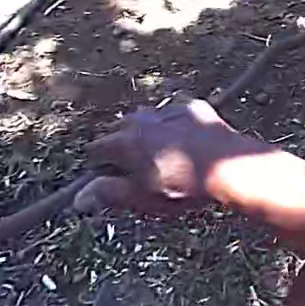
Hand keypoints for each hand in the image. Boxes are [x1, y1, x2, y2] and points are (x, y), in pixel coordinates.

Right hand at [73, 99, 248, 214]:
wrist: (226, 165)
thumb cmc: (181, 187)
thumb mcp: (142, 198)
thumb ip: (109, 193)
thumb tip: (77, 198)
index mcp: (125, 143)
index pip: (97, 148)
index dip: (97, 162)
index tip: (100, 171)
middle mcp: (142, 120)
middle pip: (120, 127)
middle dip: (119, 141)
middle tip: (126, 160)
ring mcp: (167, 110)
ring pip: (146, 115)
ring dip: (144, 127)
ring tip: (152, 145)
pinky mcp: (191, 107)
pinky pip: (175, 110)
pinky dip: (173, 121)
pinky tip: (182, 134)